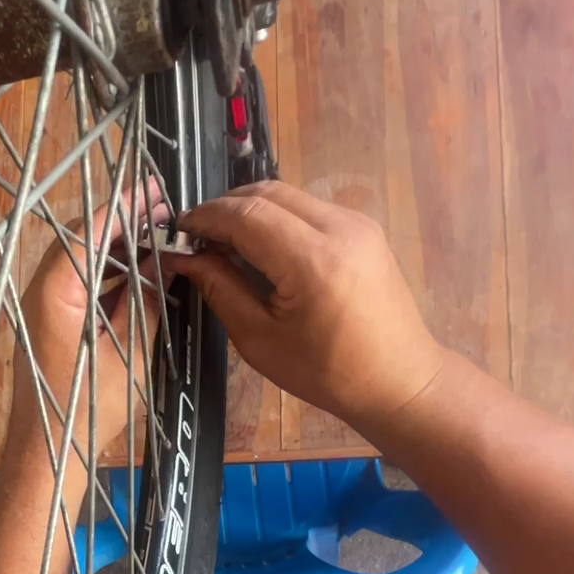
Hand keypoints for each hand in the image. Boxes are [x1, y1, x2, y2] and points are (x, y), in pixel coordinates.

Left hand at [8, 190, 165, 461]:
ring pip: (80, 265)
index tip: (157, 190)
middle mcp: (41, 294)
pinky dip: (107, 280)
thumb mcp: (129, 355)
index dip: (124, 207)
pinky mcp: (49, 328)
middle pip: (81, 242)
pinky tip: (139, 278)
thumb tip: (168, 263)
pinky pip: (79, 290)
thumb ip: (148, 303)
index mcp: (55, 293)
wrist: (49, 455)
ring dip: (117, 253)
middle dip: (123, 225)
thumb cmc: (88, 411)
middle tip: (166, 214)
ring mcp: (42, 311)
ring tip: (160, 242)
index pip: (88, 231)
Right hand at [160, 181, 445, 428]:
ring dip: (249, 211)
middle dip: (224, 208)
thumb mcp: (259, 339)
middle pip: (267, 193)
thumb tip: (185, 258)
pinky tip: (258, 248)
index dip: (206, 217)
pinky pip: (308, 209)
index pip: (247, 215)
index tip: (177, 232)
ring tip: (222, 243)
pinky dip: (275, 218)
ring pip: (288, 196)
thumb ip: (221, 289)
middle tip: (195, 237)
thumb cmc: (323, 373)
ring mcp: (357, 223)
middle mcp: (340, 227)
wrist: (396, 380)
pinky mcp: (363, 228)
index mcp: (312, 260)